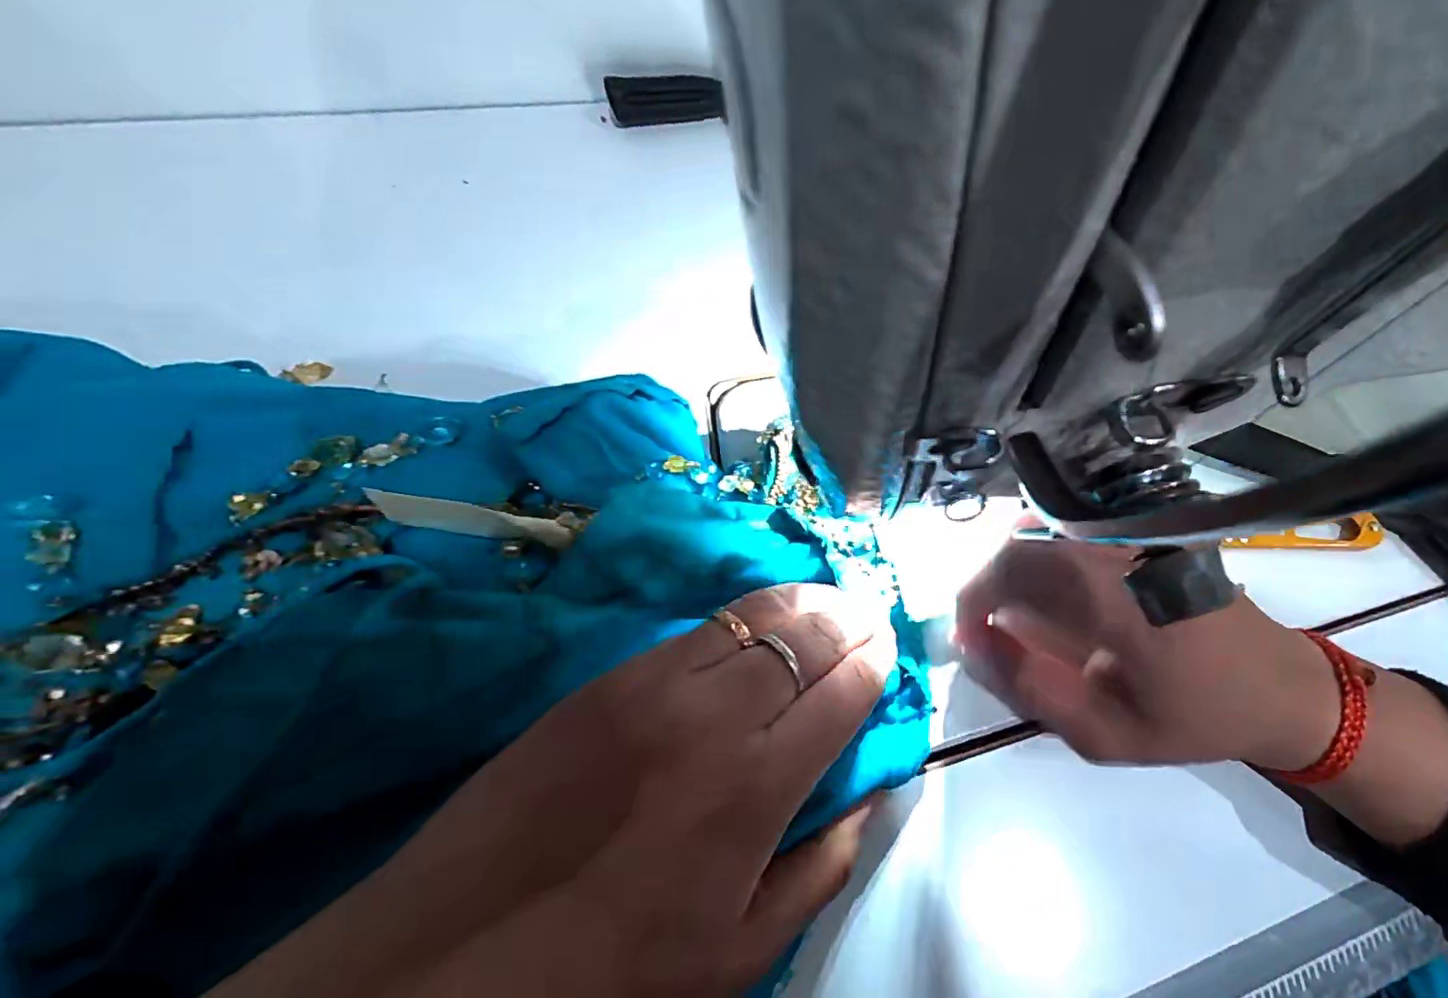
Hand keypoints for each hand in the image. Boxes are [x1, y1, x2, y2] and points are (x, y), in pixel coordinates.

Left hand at [214, 583, 896, 997]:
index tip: (889, 652)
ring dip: (805, 603)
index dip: (876, 663)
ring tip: (828, 603)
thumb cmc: (610, 973)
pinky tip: (758, 625)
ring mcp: (652, 686)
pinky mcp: (606, 679)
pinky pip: (698, 629)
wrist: (443, 966)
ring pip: (754, 613)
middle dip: (851, 620)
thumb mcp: (740, 952)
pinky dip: (746, 618)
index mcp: (754, 786)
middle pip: (806, 636)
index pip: (843, 691)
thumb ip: (823, 867)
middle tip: (869, 618)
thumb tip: (866, 793)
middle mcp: (712, 717)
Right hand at [954, 535, 1341, 771]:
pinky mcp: (1145, 528)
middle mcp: (1120, 542)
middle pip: (1023, 539)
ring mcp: (1135, 530)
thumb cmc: (1195, 716)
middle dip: (990, 585)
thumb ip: (1032, 689)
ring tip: (1018, 620)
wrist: (1276, 683)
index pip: (1013, 564)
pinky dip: (1045, 557)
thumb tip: (974, 644)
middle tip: (989, 633)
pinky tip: (1056, 598)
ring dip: (1015, 570)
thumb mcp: (1107, 733)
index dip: (974, 596)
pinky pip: (1073, 529)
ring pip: (1045, 528)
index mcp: (1113, 589)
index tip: (968, 637)